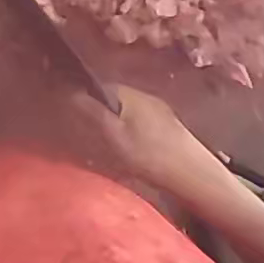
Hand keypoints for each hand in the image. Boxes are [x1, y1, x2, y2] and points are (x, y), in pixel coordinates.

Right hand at [72, 85, 218, 198]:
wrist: (194, 176)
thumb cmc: (148, 155)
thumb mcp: (112, 135)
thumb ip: (91, 111)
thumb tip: (69, 91)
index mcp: (128, 93)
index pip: (97, 86)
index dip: (83, 98)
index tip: (73, 116)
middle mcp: (144, 95)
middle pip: (112, 99)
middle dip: (99, 111)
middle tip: (89, 135)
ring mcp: (159, 110)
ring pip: (127, 111)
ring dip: (115, 123)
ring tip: (108, 145)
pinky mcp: (169, 126)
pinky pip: (140, 122)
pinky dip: (131, 132)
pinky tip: (131, 150)